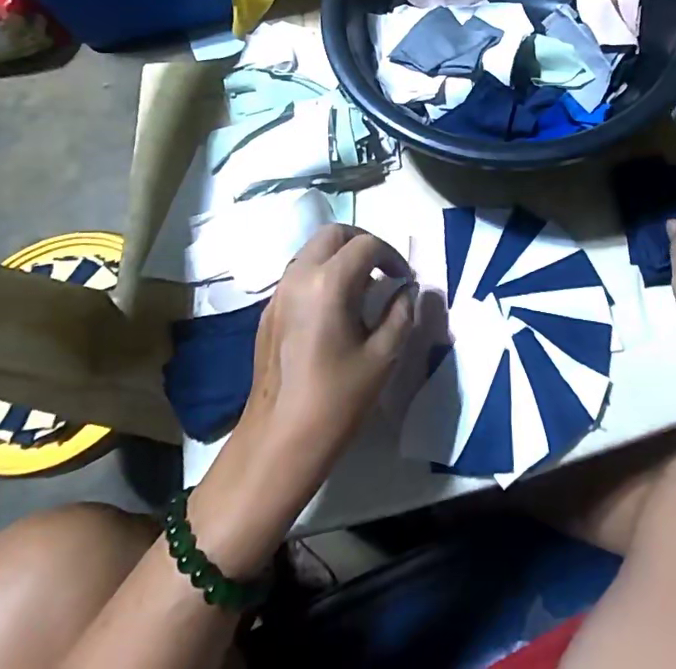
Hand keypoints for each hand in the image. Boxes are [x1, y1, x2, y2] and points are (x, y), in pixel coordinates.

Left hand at [236, 224, 416, 467]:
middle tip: (385, 271)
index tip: (406, 280)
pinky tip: (339, 311)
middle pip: (332, 235)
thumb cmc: (337, 398)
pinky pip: (299, 276)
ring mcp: (277, 296)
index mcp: (327, 285)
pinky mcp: (268, 315)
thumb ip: (401, 313)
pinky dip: (323, 276)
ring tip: (365, 290)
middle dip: (364, 244)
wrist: (279, 441)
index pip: (366, 246)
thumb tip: (406, 291)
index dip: (393, 256)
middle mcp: (297, 279)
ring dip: (341, 258)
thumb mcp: (384, 355)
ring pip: (312, 253)